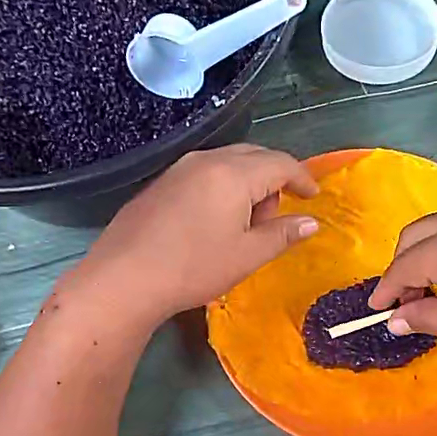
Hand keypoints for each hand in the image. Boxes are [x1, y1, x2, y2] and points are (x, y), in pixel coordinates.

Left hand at [74, 144, 318, 324]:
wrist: (123, 279)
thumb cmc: (193, 268)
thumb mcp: (247, 255)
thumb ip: (283, 234)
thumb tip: (311, 223)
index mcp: (233, 174)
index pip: (280, 163)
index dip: (303, 178)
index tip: (313, 197)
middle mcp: (206, 161)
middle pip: (255, 156)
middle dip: (275, 180)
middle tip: (275, 218)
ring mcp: (179, 169)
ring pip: (229, 163)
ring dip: (248, 185)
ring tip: (242, 226)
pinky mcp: (161, 183)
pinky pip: (205, 173)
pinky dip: (223, 188)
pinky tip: (213, 223)